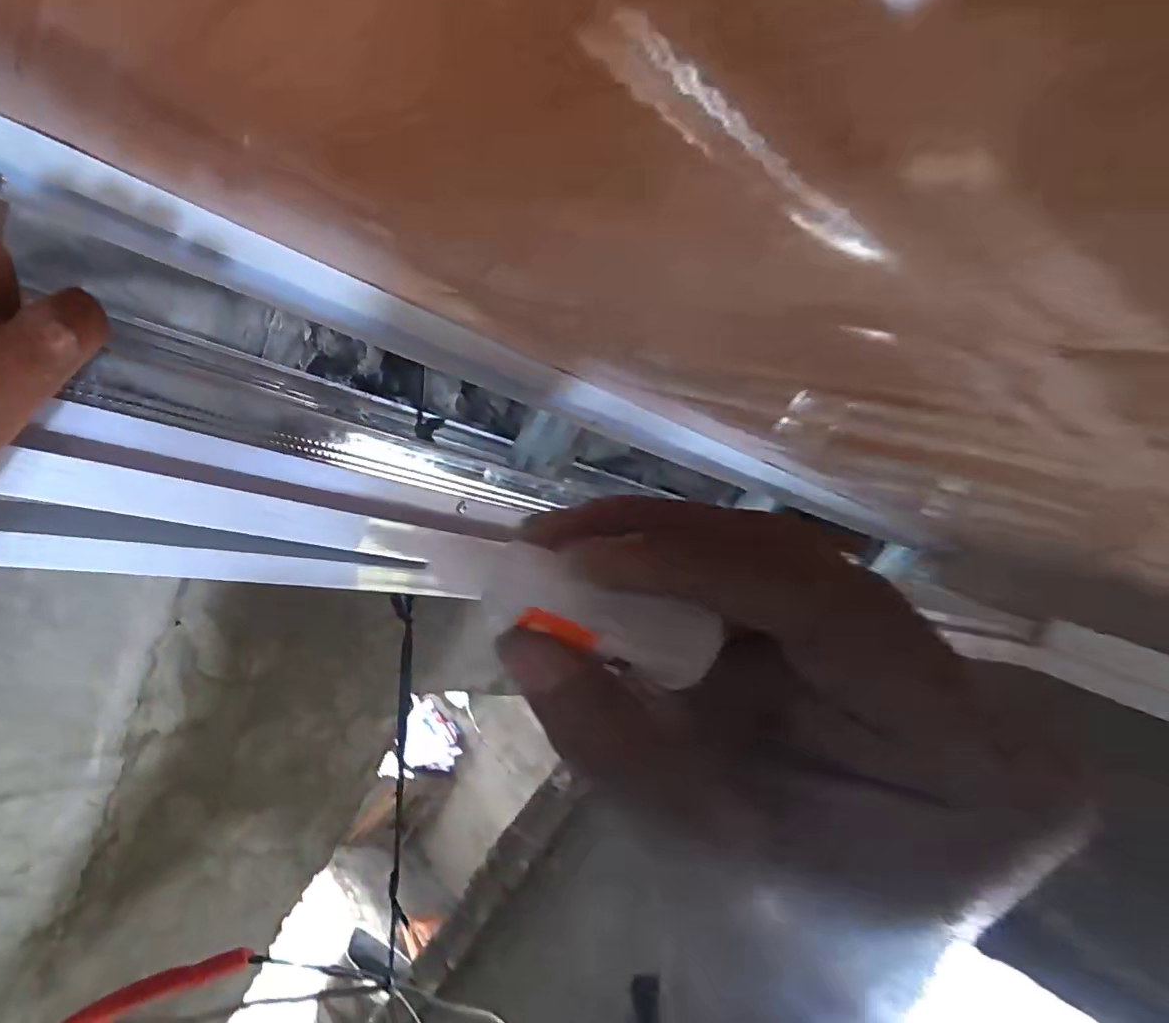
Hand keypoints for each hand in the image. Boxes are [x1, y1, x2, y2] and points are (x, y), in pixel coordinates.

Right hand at [499, 499, 1091, 931]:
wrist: (784, 945)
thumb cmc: (760, 920)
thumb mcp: (681, 840)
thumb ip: (603, 739)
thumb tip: (521, 641)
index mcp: (960, 749)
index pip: (830, 608)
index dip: (697, 566)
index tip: (583, 562)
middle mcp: (931, 681)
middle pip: (791, 561)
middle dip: (657, 536)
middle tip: (551, 538)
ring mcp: (864, 656)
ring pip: (754, 556)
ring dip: (643, 539)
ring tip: (553, 545)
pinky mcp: (803, 646)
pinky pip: (723, 582)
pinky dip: (645, 569)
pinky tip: (587, 573)